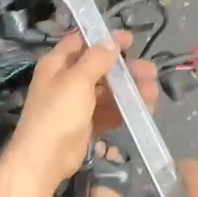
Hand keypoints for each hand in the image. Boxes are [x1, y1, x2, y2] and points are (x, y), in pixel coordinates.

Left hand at [7, 31, 158, 185]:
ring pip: (106, 91)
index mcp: (57, 64)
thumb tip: (110, 41)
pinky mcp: (85, 123)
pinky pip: (107, 111)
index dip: (105, 39)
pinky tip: (144, 111)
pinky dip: (123, 110)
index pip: (82, 43)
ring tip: (152, 94)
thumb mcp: (77, 80)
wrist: (45, 157)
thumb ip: (96, 59)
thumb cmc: (58, 112)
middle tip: (150, 72)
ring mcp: (75, 103)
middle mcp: (66, 81)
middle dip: (125, 70)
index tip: (130, 40)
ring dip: (129, 91)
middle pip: (100, 68)